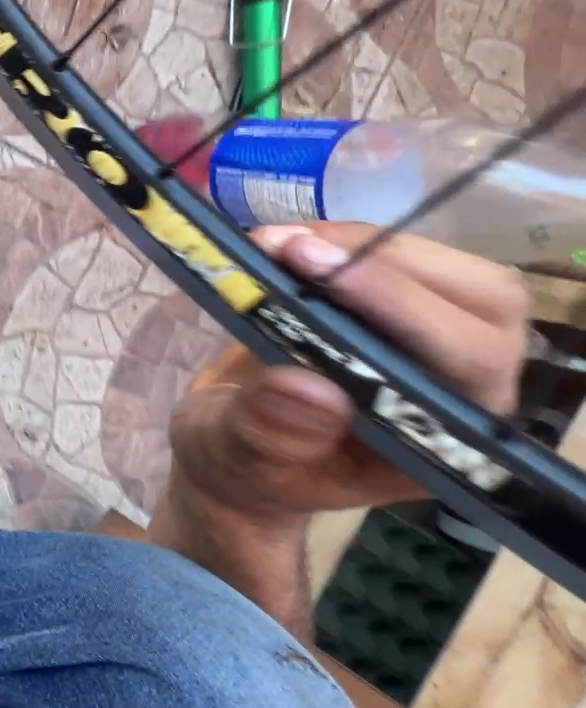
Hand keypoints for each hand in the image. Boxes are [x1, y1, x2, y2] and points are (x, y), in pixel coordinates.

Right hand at [168, 221, 528, 531]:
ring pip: (449, 271)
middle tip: (285, 247)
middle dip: (384, 262)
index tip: (305, 262)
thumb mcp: (234, 457)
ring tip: (274, 241)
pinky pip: (402, 264)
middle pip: (481, 301)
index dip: (399, 302)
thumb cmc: (236, 466)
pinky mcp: (396, 317)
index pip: (464, 357)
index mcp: (440, 439)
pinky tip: (284, 243)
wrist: (227, 451)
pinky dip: (342, 241)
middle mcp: (459, 390)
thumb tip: (309, 386)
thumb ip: (269, 433)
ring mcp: (433, 349)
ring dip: (361, 243)